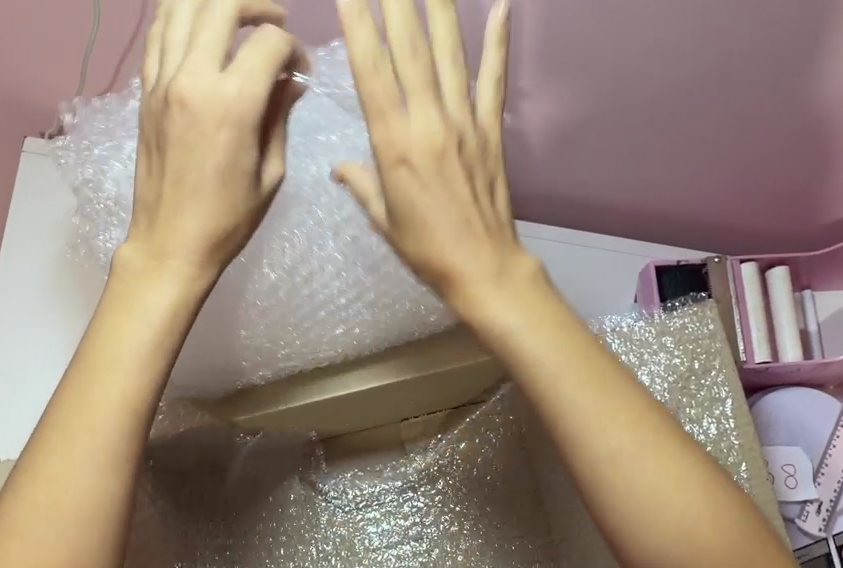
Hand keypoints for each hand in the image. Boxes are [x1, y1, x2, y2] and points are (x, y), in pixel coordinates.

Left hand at [123, 0, 305, 279]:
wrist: (171, 244)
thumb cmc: (228, 221)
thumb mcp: (270, 175)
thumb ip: (279, 117)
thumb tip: (292, 81)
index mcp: (232, 104)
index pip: (269, 43)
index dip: (294, 49)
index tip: (301, 71)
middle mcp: (194, 79)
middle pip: (223, 5)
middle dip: (257, 6)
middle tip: (275, 24)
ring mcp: (163, 81)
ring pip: (182, 6)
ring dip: (216, 2)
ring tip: (237, 16)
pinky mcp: (146, 91)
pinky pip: (159, 32)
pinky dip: (181, 17)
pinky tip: (201, 27)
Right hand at [333, 0, 531, 308]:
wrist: (482, 267)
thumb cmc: (426, 250)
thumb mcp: (384, 220)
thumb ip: (362, 185)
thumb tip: (339, 168)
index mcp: (395, 145)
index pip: (372, 72)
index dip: (359, 25)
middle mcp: (429, 122)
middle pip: (410, 47)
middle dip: (396, 1)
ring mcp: (465, 122)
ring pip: (450, 51)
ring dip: (438, 5)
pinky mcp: (492, 130)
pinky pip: (494, 77)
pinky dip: (498, 41)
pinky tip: (502, 6)